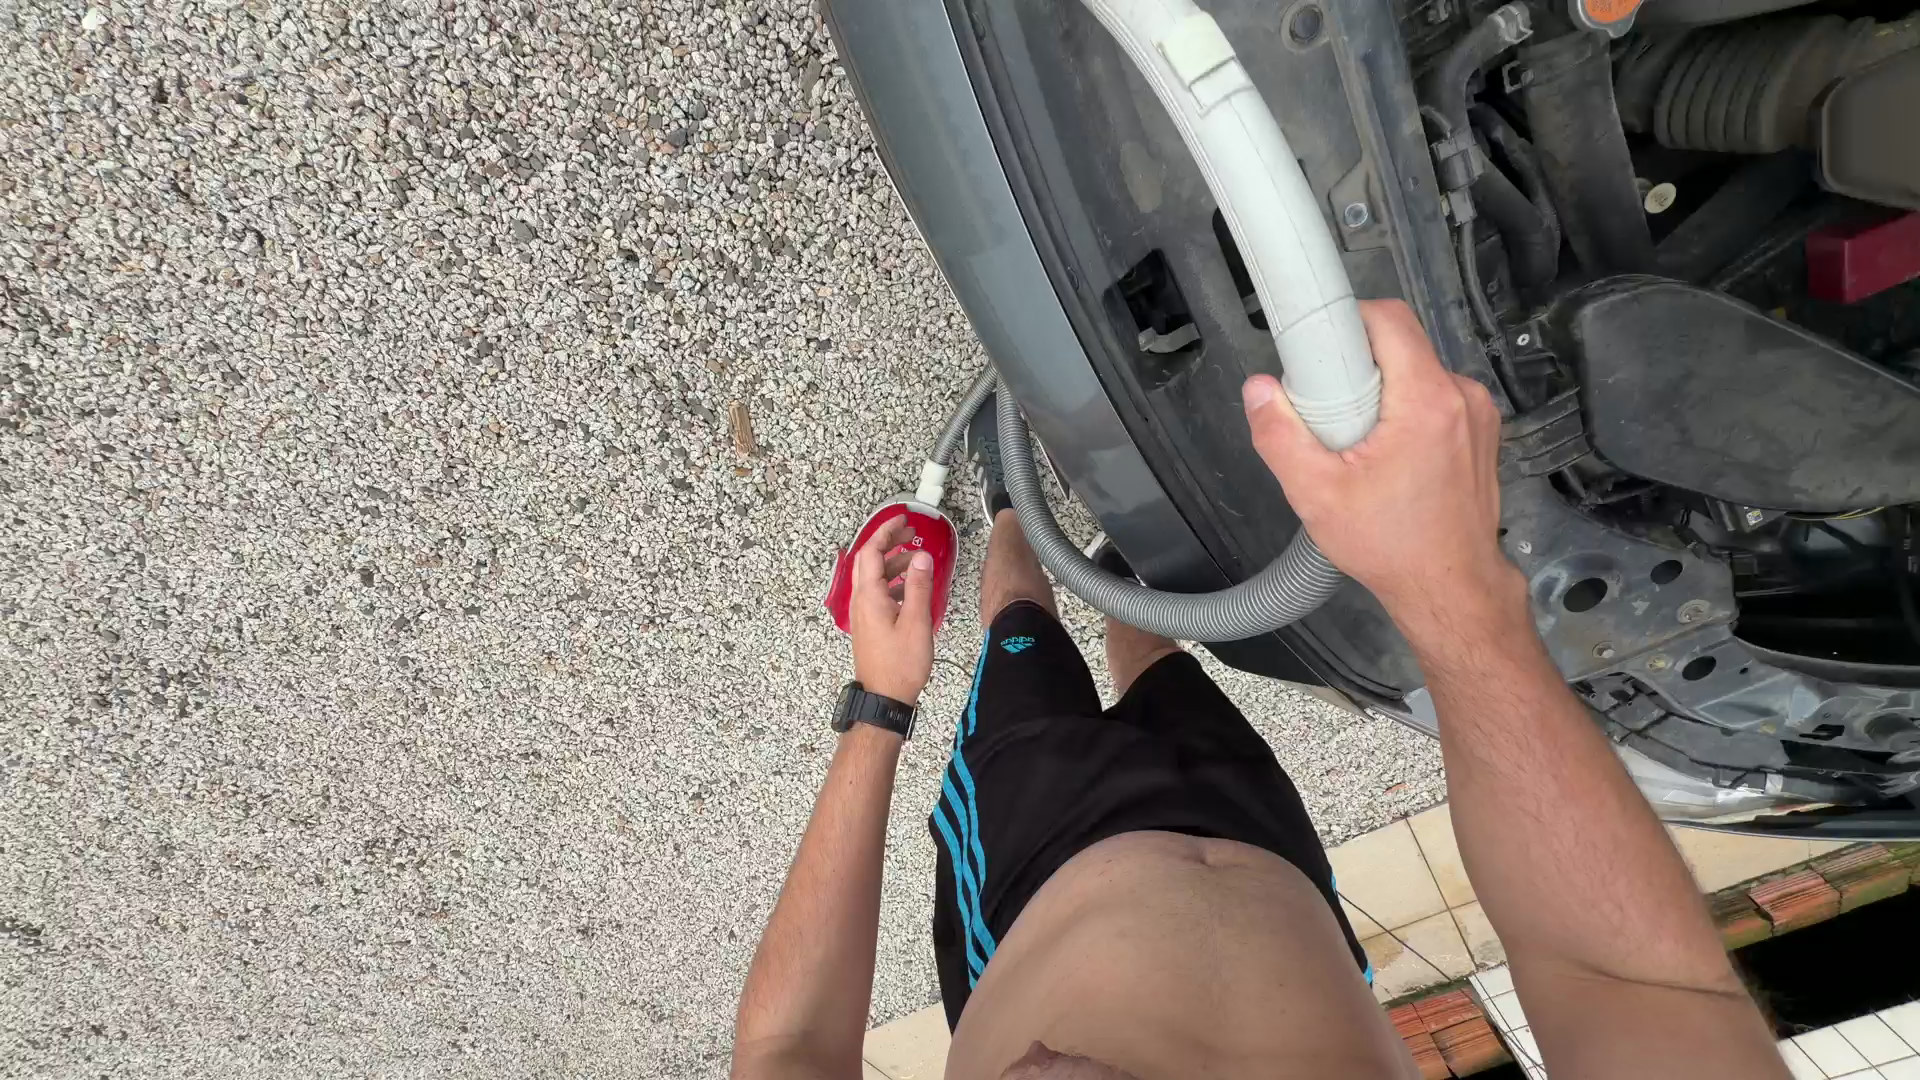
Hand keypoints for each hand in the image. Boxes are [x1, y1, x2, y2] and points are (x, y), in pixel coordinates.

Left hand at [849, 515, 936, 705]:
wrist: (884, 699)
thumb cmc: (900, 665)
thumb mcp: (916, 622)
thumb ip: (919, 586)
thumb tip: (920, 557)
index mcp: (869, 596)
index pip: (870, 551)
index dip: (885, 531)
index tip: (902, 520)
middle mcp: (861, 602)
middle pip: (869, 561)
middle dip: (888, 543)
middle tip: (909, 533)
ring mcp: (864, 614)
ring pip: (874, 578)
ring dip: (892, 563)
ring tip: (915, 559)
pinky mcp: (870, 625)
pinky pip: (878, 593)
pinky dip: (893, 582)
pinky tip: (911, 588)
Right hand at [1241, 299, 1519, 640]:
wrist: (1448, 587)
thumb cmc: (1387, 544)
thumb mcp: (1315, 494)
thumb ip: (1280, 436)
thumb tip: (1258, 390)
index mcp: (1426, 401)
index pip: (1387, 320)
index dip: (1343, 322)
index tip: (1312, 352)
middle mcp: (1462, 396)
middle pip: (1398, 345)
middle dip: (1351, 366)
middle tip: (1321, 412)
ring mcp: (1477, 414)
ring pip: (1413, 372)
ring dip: (1374, 392)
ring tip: (1348, 442)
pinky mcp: (1479, 432)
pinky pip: (1430, 397)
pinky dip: (1398, 411)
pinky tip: (1378, 455)